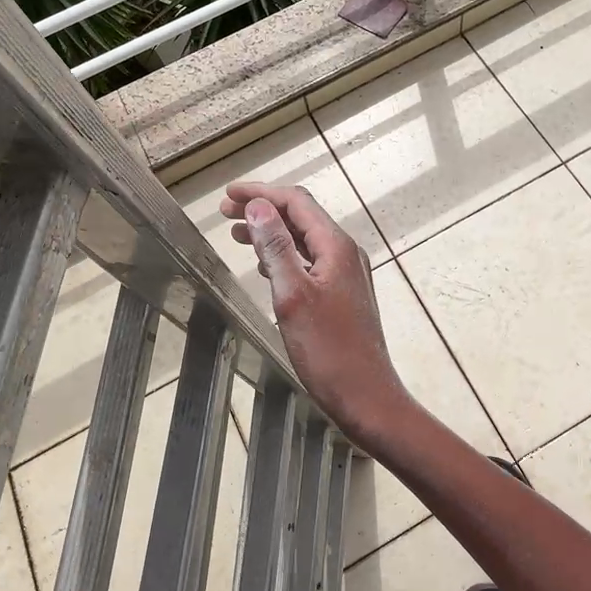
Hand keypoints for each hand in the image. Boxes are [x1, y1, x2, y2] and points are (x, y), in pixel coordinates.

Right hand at [221, 182, 411, 439]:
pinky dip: (283, 255)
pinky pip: (308, 260)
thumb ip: (275, 247)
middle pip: (300, 217)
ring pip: (303, 239)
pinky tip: (264, 265)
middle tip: (225, 212)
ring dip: (271, 232)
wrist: (366, 397)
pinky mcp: (341, 294)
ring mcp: (345, 273)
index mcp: (336, 246)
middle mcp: (344, 252)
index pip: (297, 202)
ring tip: (236, 234)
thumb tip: (258, 206)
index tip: (228, 195)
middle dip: (263, 209)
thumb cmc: (328, 350)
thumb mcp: (293, 295)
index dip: (261, 193)